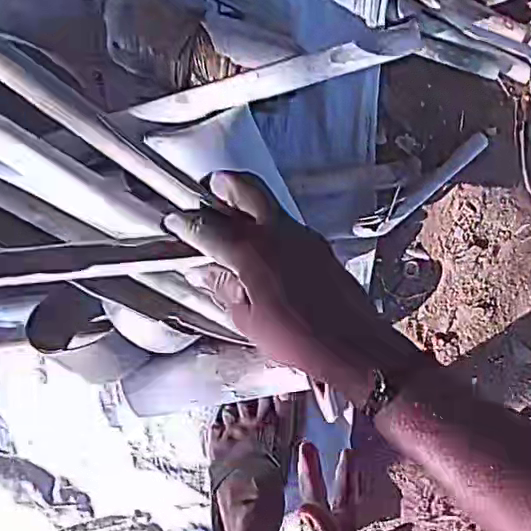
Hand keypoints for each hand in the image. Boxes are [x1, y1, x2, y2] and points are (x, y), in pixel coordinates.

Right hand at [164, 173, 426, 405]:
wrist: (354, 345)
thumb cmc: (303, 339)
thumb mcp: (249, 320)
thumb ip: (226, 290)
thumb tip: (211, 275)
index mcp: (252, 251)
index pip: (208, 226)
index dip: (187, 223)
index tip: (177, 222)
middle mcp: (281, 234)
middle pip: (247, 189)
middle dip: (224, 185)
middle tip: (210, 191)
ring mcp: (307, 238)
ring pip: (273, 208)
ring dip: (251, 208)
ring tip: (236, 225)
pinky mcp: (324, 250)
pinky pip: (292, 230)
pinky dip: (274, 232)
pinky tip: (268, 253)